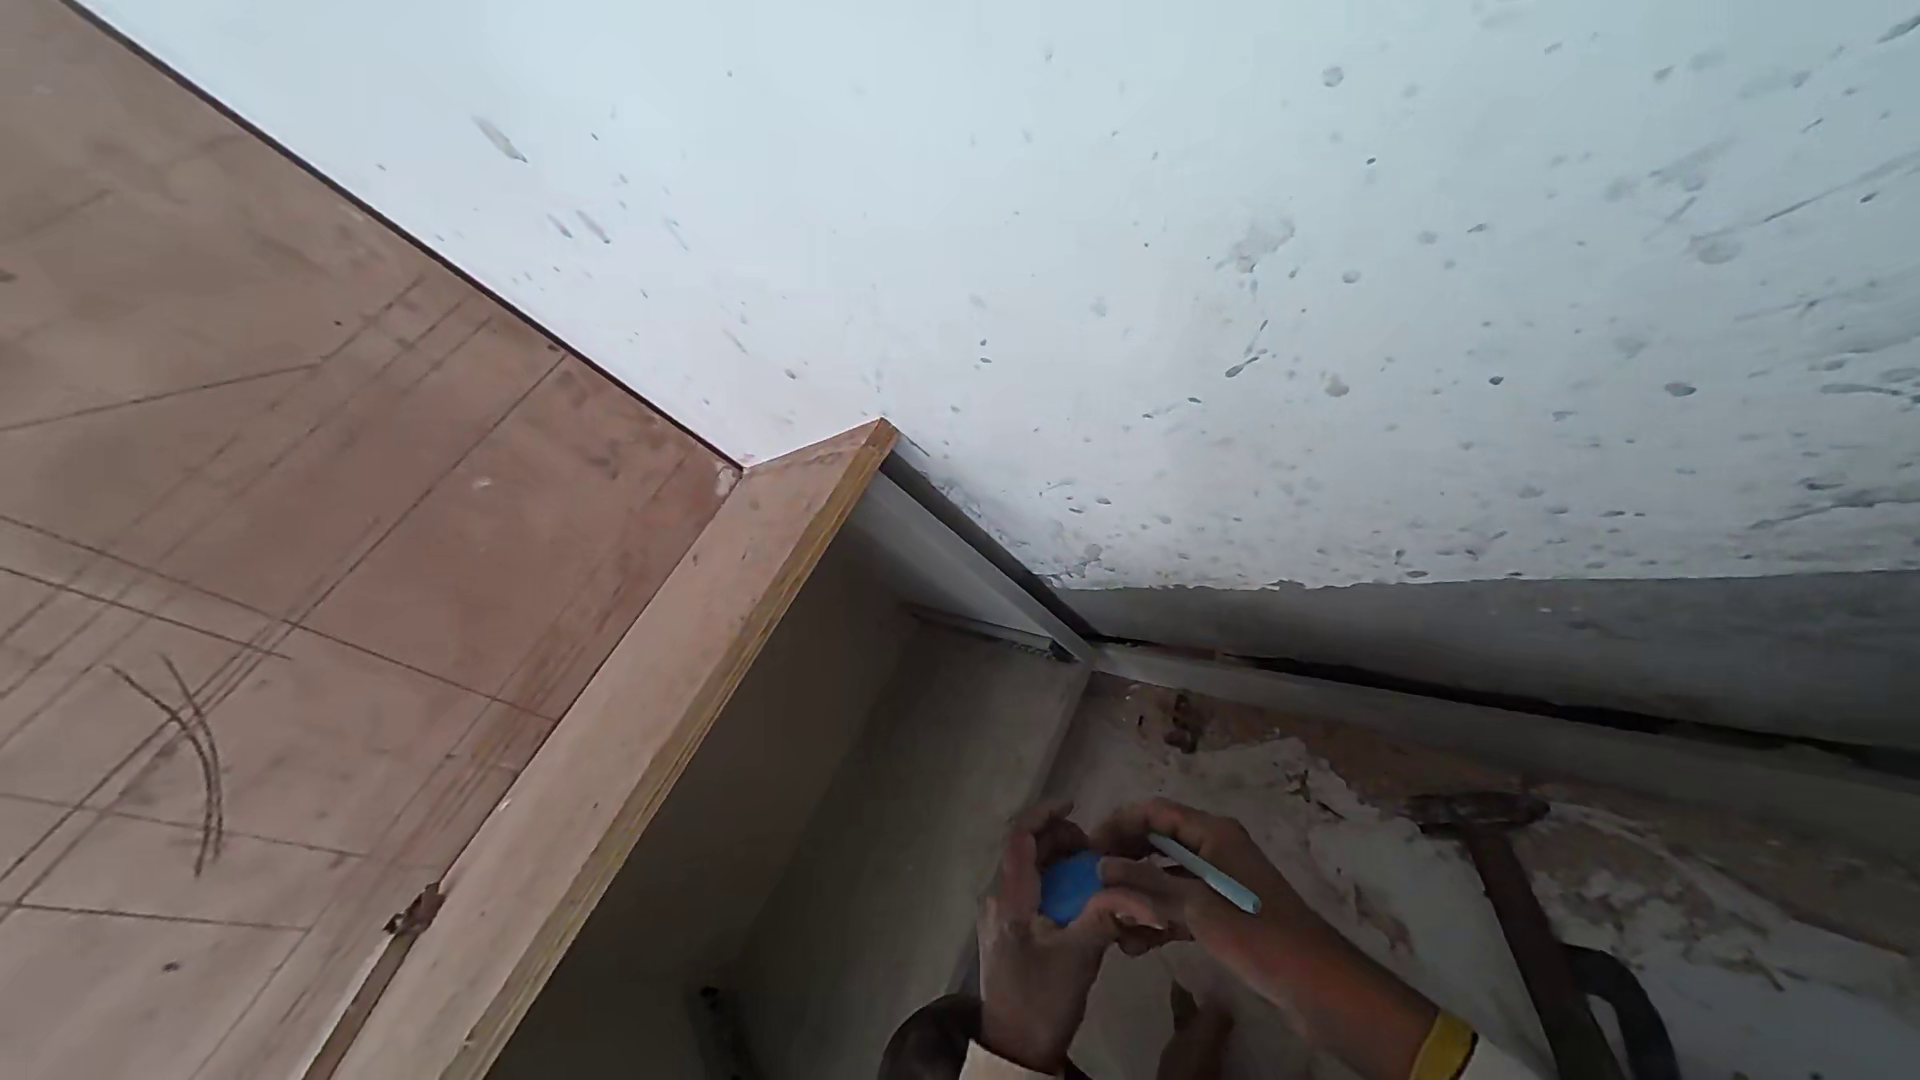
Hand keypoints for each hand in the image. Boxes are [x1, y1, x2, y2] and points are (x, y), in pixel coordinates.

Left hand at [978, 801, 1160, 1072]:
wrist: (1015, 1046)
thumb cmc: (1042, 1000)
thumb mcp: (1079, 958)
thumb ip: (1106, 916)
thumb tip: (1141, 893)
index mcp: (1010, 898)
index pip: (1019, 837)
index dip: (1044, 813)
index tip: (1073, 804)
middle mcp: (998, 897)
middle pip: (1024, 848)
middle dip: (1058, 838)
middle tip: (1092, 848)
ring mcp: (999, 912)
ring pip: (1026, 867)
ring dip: (1056, 859)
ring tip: (1089, 868)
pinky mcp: (1005, 927)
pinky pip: (1027, 887)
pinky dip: (1052, 879)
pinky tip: (1077, 894)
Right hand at [1092, 799, 1437, 1079]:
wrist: (1319, 987)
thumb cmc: (1257, 934)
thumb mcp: (1196, 907)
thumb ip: (1145, 884)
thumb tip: (1100, 868)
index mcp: (1211, 831)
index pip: (1154, 812)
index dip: (1118, 824)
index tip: (1089, 848)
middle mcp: (1212, 847)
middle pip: (1156, 841)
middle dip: (1124, 860)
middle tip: (1093, 882)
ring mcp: (1216, 879)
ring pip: (1164, 875)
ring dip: (1138, 894)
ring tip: (1110, 918)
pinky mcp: (1220, 911)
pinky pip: (1178, 903)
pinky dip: (1156, 918)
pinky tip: (1134, 943)